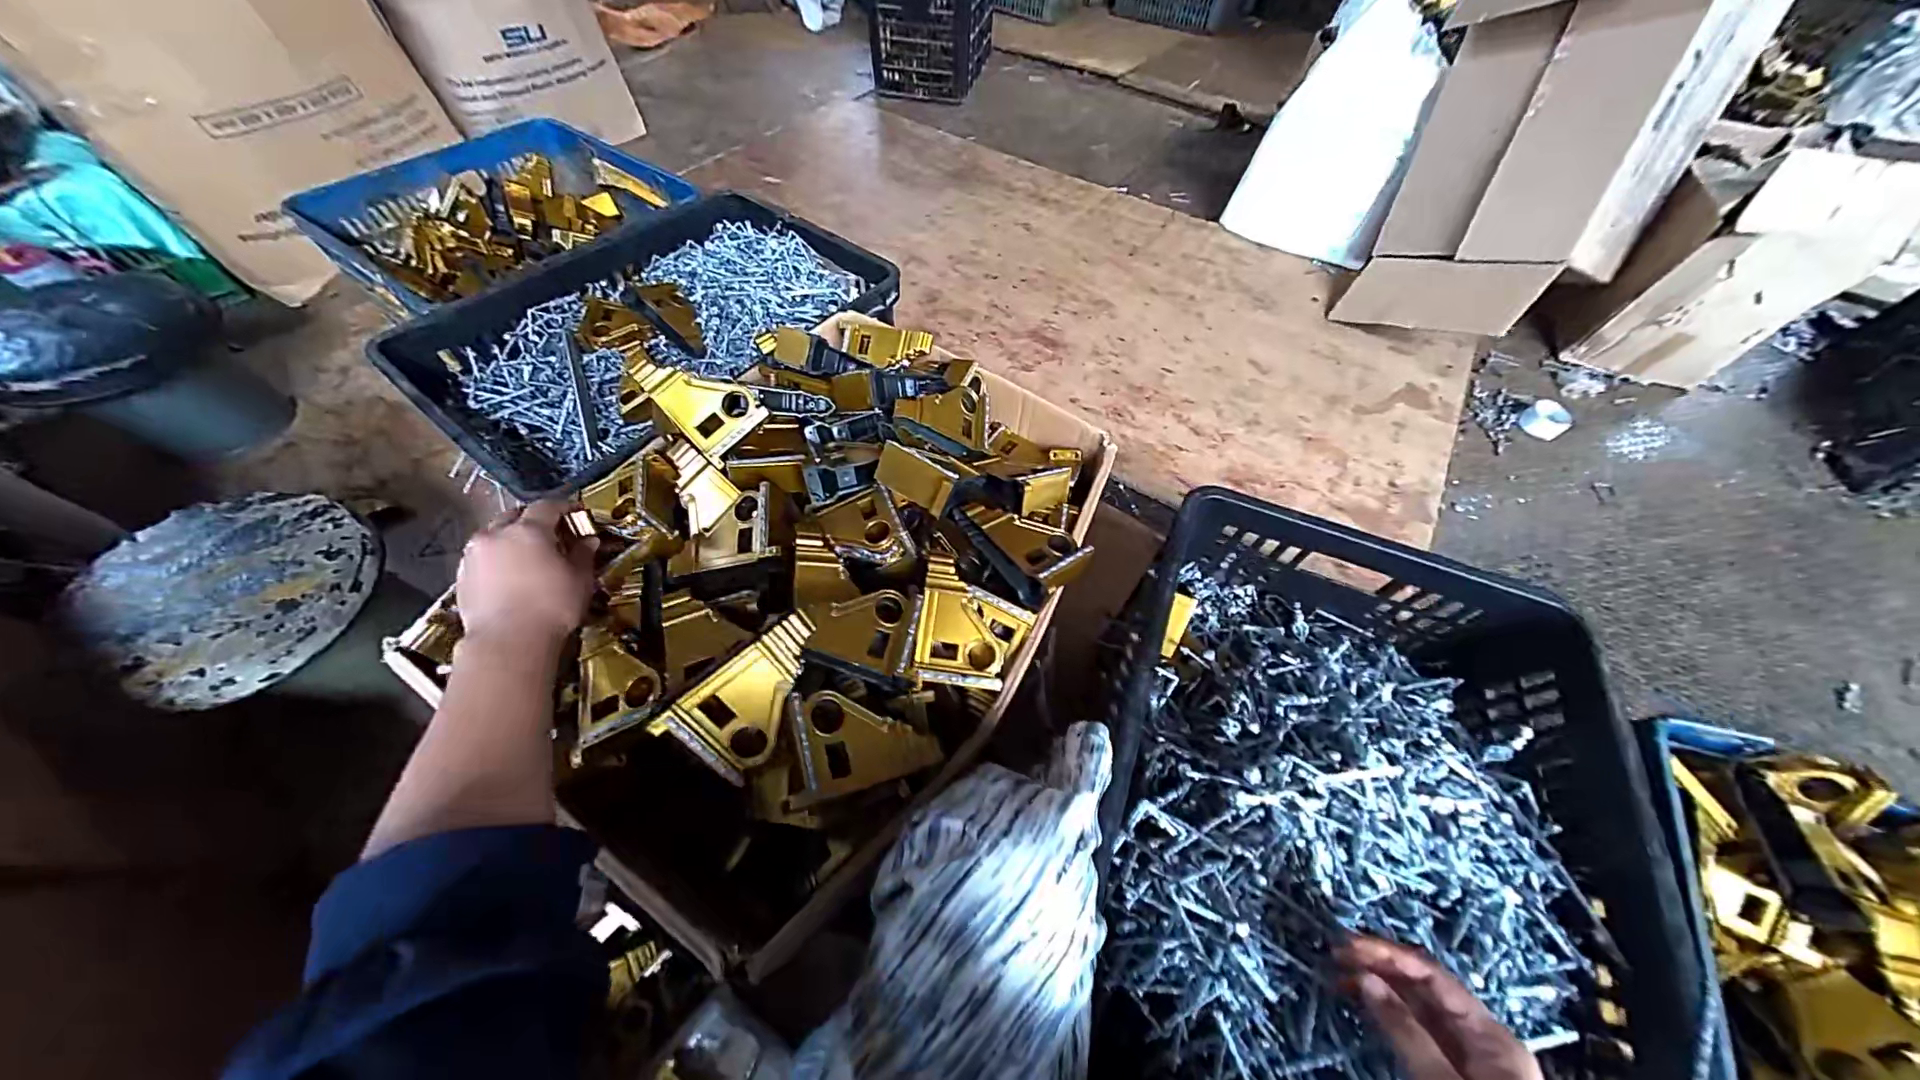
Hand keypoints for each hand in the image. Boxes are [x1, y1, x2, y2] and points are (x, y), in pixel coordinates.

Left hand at [454, 499, 596, 650]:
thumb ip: (583, 555)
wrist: (508, 641)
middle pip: (514, 516)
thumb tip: (588, 541)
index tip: (576, 513)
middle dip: (532, 520)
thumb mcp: (580, 579)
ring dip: (511, 540)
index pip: (547, 506)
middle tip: (551, 534)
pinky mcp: (461, 577)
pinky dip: (497, 560)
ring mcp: (474, 556)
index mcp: (528, 530)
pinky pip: (482, 558)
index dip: (564, 507)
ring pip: (493, 536)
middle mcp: (496, 535)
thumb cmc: (552, 606)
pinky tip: (510, 577)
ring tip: (528, 557)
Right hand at [1339, 936, 1541, 1079]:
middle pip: (1426, 987)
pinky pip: (1421, 1030)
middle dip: (1380, 966)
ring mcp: (1471, 1057)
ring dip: (1381, 986)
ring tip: (1341, 977)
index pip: (1431, 975)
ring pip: (1420, 1007)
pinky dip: (1390, 1013)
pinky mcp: (1456, 1074)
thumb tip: (1366, 978)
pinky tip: (1365, 1005)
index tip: (1346, 945)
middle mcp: (1482, 1037)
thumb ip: (1405, 1030)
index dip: (1387, 953)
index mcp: (1489, 1034)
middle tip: (1335, 957)